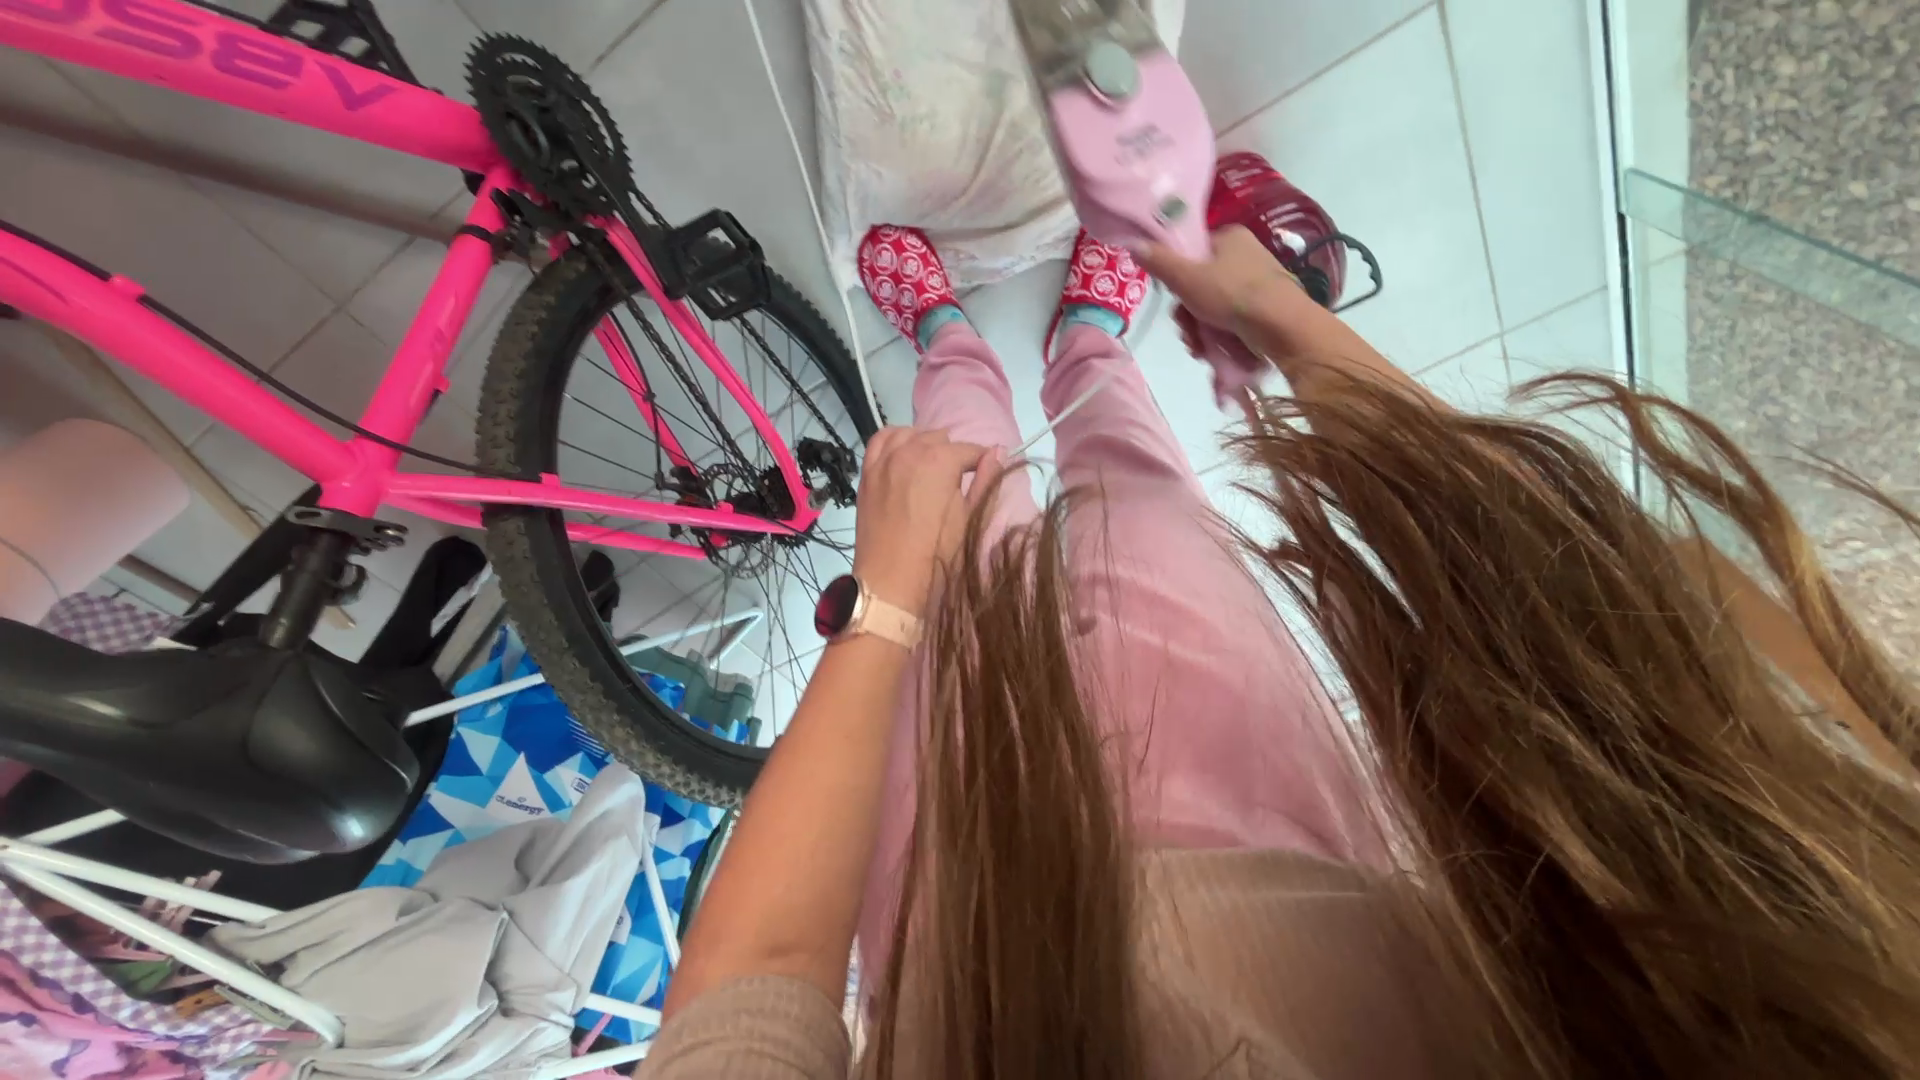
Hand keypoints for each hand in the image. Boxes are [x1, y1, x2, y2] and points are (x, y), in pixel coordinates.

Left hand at [852, 427, 1001, 616]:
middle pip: (939, 439)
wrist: (892, 580)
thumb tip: (998, 451)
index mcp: (941, 460)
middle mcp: (910, 451)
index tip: (985, 473)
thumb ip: (986, 480)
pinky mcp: (868, 473)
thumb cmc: (937, 553)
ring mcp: (885, 460)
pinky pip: (880, 441)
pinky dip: (894, 440)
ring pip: (909, 435)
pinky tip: (902, 452)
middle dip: (952, 454)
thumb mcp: (970, 518)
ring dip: (924, 444)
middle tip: (957, 480)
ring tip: (931, 465)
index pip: (969, 450)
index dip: (981, 461)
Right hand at [1136, 225, 1297, 351]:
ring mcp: (1256, 283)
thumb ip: (1159, 262)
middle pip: (1199, 285)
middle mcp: (1244, 255)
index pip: (1191, 253)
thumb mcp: (1186, 278)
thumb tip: (1132, 242)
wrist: (1282, 326)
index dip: (1176, 278)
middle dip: (1187, 314)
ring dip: (1198, 329)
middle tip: (1185, 330)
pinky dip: (1217, 335)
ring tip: (1199, 347)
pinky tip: (1212, 350)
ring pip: (1211, 306)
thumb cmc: (1232, 295)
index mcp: (1229, 237)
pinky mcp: (1263, 308)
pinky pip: (1229, 319)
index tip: (1173, 299)